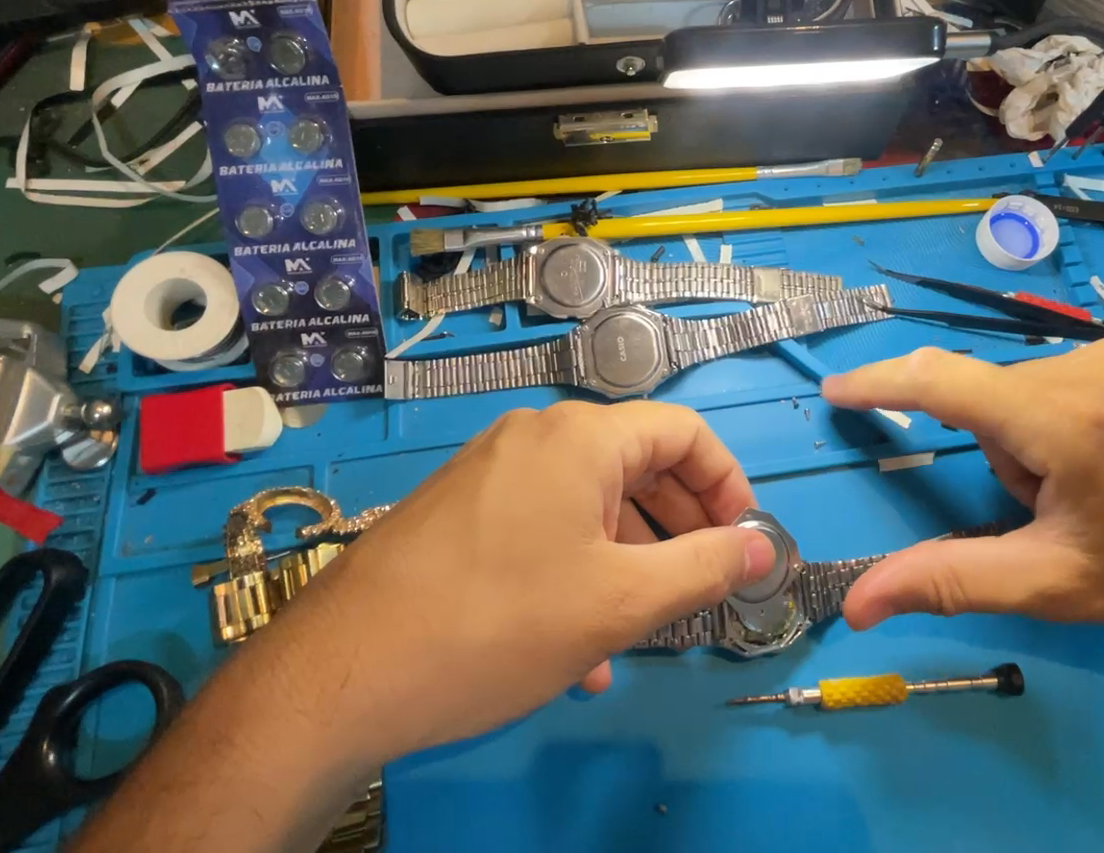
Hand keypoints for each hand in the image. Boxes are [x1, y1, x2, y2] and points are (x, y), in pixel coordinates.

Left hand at [288, 400, 775, 758]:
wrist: (343, 671)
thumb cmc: (498, 624)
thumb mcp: (619, 604)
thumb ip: (704, 568)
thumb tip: (760, 547)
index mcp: (580, 438)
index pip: (682, 432)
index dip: (727, 483)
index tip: (743, 541)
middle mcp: (535, 437)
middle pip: (636, 464)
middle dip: (681, 526)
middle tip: (703, 585)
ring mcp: (492, 471)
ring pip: (590, 502)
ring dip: (631, 558)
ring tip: (646, 629)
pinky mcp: (463, 510)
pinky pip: (545, 525)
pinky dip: (579, 568)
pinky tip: (580, 645)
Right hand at [821, 326, 1103, 675]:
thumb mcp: (1061, 584)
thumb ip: (948, 581)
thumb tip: (856, 605)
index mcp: (1065, 418)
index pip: (941, 383)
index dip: (880, 384)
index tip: (840, 388)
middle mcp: (1099, 358)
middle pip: (1002, 397)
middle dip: (1010, 451)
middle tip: (1071, 509)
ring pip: (1045, 383)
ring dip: (1050, 430)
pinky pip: (1093, 367)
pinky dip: (1092, 407)